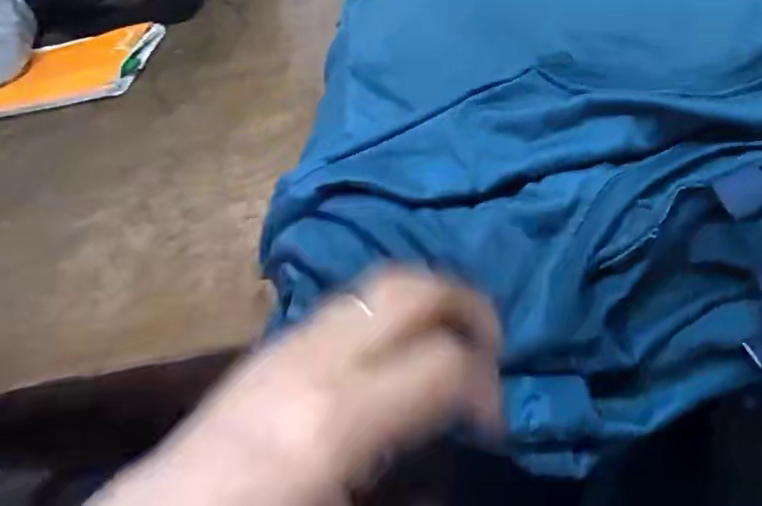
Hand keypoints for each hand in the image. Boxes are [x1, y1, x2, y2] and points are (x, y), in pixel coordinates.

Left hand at [93, 268, 501, 505]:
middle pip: (417, 290)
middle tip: (489, 347)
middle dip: (470, 307)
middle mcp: (314, 364)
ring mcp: (287, 345)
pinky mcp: (268, 346)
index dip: (487, 386)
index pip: (444, 364)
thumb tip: (454, 458)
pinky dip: (392, 309)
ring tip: (451, 336)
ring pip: (384, 281)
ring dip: (433, 300)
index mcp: (332, 423)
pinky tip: (395, 347)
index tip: (493, 423)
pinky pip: (351, 301)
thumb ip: (407, 480)